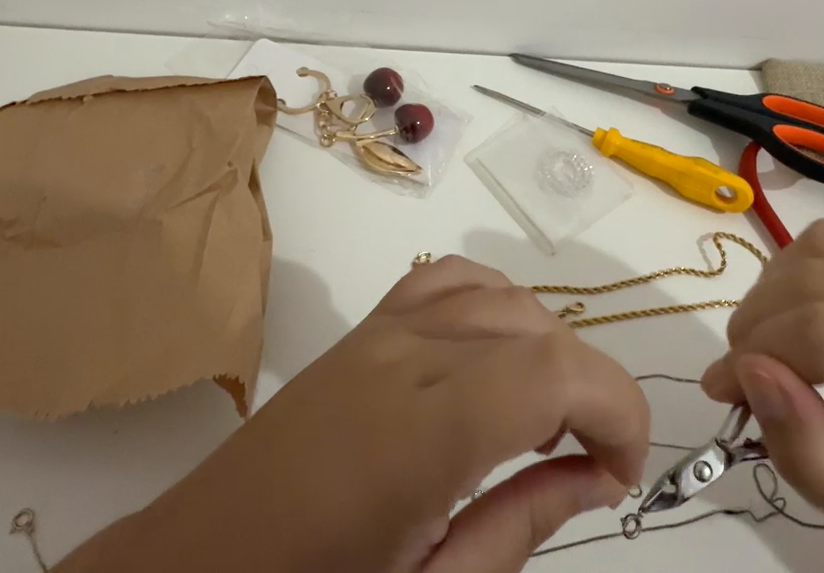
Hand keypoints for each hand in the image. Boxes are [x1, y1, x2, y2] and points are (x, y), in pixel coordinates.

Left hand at [59, 256, 649, 572]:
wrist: (203, 561)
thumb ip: (521, 525)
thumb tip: (595, 477)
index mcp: (423, 430)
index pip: (556, 369)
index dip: (617, 409)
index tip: (621, 474)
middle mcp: (407, 356)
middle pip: (539, 329)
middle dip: (592, 389)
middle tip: (588, 464)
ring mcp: (382, 331)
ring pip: (501, 296)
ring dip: (548, 348)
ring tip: (543, 421)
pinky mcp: (365, 328)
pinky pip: (447, 279)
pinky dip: (496, 304)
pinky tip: (497, 357)